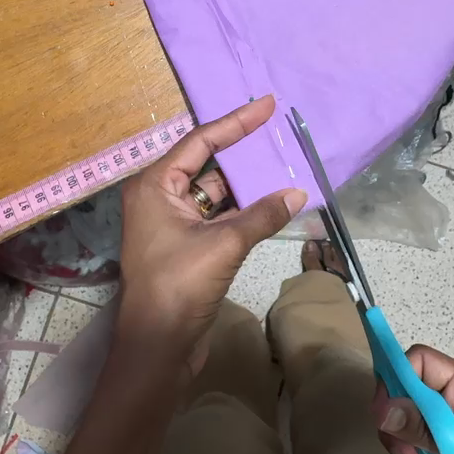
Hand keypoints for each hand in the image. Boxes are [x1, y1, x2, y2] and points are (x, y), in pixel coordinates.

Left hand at [115, 96, 304, 354]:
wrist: (156, 349)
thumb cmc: (178, 287)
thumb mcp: (224, 245)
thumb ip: (262, 215)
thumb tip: (298, 193)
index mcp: (155, 185)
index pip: (201, 141)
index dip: (236, 122)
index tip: (266, 105)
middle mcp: (160, 197)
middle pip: (207, 164)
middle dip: (243, 152)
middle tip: (277, 133)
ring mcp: (173, 224)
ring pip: (215, 193)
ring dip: (246, 185)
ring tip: (283, 165)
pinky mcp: (186, 247)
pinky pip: (218, 217)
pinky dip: (243, 210)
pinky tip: (272, 203)